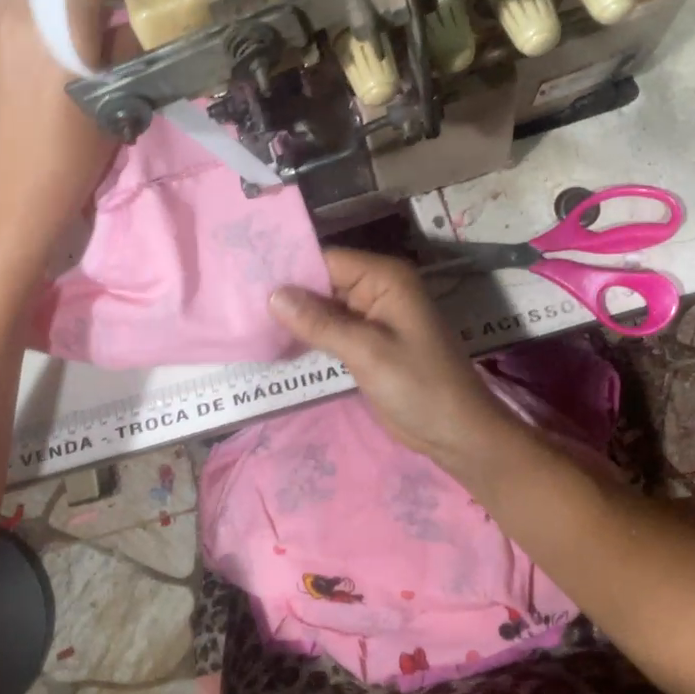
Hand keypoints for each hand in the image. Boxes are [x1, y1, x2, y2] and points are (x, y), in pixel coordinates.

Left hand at [0, 0, 125, 236]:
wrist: (18, 188)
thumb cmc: (76, 148)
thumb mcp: (116, 98)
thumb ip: (123, 49)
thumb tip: (127, 24)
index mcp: (59, 25)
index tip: (121, 1)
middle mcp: (17, 14)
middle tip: (89, 10)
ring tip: (56, 25)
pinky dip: (14, 13)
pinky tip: (28, 46)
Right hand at [268, 248, 514, 464]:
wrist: (457, 433)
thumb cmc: (419, 386)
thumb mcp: (366, 352)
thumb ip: (319, 323)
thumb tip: (273, 295)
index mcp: (385, 278)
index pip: (327, 260)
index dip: (290, 268)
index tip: (246, 278)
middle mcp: (378, 290)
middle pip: (323, 282)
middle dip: (288, 294)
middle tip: (237, 302)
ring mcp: (373, 319)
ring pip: (324, 309)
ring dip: (294, 318)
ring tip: (247, 322)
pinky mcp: (368, 345)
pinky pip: (331, 332)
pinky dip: (308, 338)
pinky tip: (274, 344)